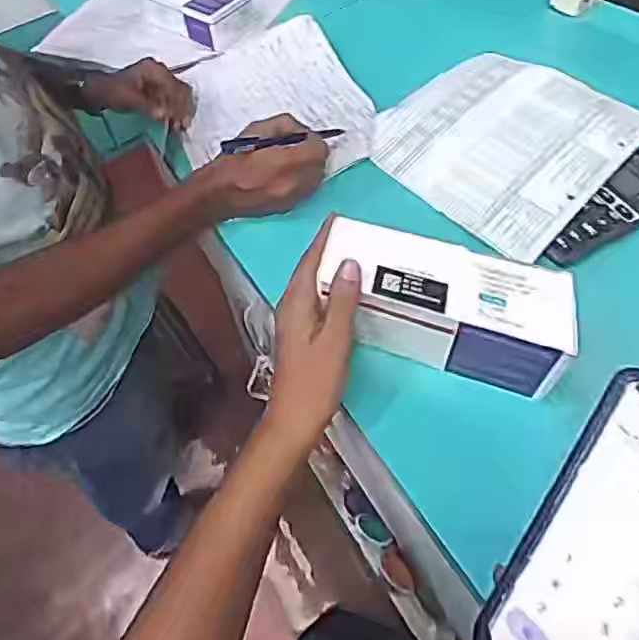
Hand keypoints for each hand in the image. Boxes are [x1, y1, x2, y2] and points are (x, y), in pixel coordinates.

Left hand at [82, 58, 195, 124]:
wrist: (97, 91)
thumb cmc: (111, 91)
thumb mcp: (127, 98)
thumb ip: (147, 106)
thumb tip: (164, 115)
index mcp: (154, 69)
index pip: (175, 86)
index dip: (179, 104)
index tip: (179, 121)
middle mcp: (160, 72)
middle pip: (180, 90)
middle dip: (182, 108)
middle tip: (181, 126)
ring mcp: (159, 80)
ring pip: (179, 96)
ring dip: (180, 111)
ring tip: (179, 127)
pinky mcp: (157, 90)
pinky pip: (172, 100)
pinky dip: (174, 111)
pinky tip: (174, 123)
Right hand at [192, 114, 328, 219]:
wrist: (218, 193)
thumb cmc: (234, 160)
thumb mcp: (258, 129)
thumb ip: (286, 125)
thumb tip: (301, 132)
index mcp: (292, 161)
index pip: (320, 148)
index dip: (312, 140)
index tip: (302, 138)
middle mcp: (298, 183)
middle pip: (320, 165)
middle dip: (312, 154)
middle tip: (296, 149)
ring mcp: (295, 198)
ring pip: (314, 179)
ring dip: (307, 168)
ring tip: (289, 163)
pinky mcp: (288, 208)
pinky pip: (304, 191)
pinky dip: (299, 181)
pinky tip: (283, 176)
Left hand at [258, 217, 360, 450]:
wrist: (293, 420)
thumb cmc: (315, 382)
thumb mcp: (335, 341)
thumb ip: (343, 302)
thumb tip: (349, 264)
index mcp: (296, 304)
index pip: (309, 261)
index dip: (322, 239)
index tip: (335, 219)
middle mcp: (289, 306)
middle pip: (307, 269)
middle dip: (325, 249)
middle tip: (348, 233)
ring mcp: (292, 321)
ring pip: (309, 284)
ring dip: (326, 268)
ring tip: (349, 254)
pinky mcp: (298, 333)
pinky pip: (313, 298)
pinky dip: (327, 287)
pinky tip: (342, 292)